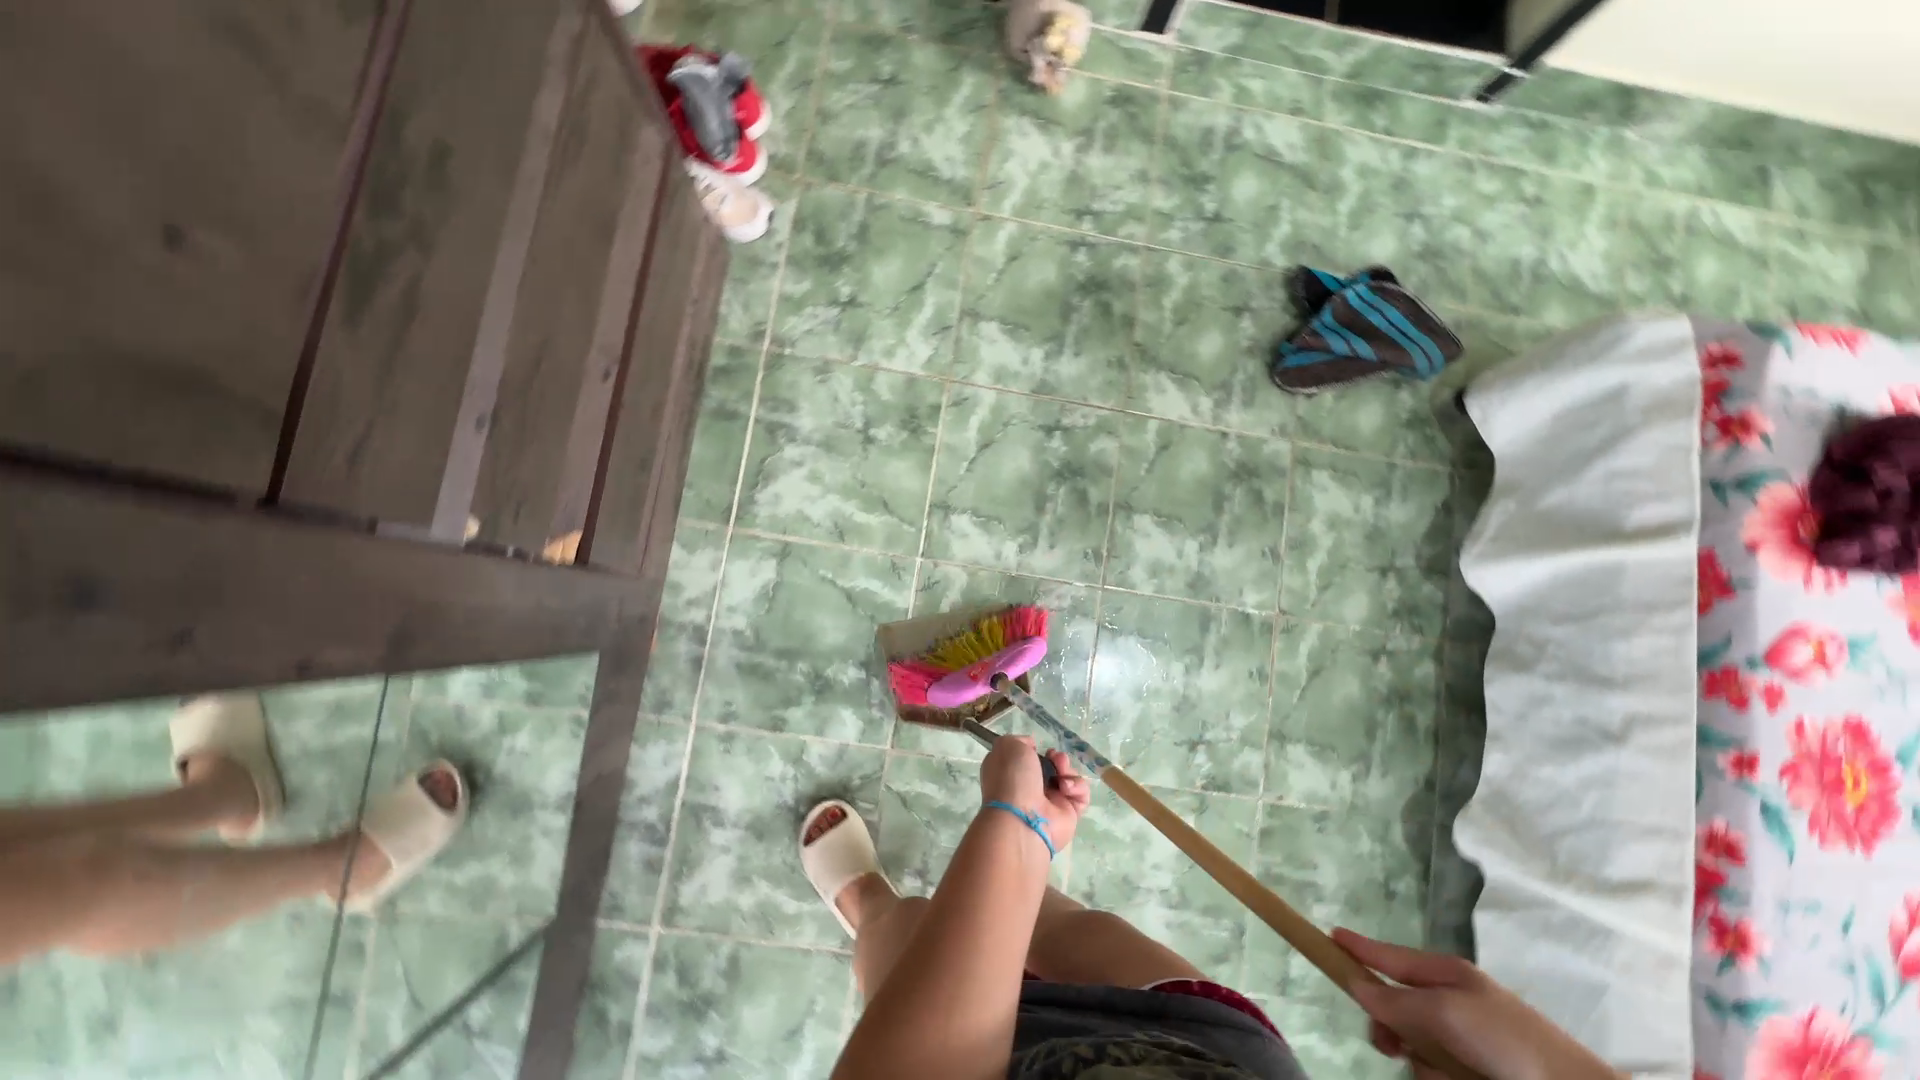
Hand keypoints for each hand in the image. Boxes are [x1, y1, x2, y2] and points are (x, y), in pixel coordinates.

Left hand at [979, 735, 1090, 852]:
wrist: (1023, 817)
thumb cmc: (1011, 778)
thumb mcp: (1007, 746)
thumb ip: (1020, 740)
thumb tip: (1032, 747)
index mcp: (1012, 774)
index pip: (1028, 759)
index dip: (1035, 750)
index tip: (1036, 747)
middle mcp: (1031, 788)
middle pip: (1053, 766)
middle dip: (1057, 758)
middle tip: (1056, 759)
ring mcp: (1051, 802)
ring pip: (1069, 777)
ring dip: (1068, 770)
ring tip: (1061, 775)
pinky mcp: (1069, 814)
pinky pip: (1081, 795)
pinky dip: (1077, 787)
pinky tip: (1066, 789)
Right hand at [1333, 929, 1624, 1079]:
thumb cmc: (1504, 1039)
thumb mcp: (1444, 1011)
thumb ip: (1394, 998)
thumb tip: (1356, 984)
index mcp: (1446, 975)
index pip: (1390, 955)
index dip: (1359, 947)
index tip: (1329, 936)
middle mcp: (1449, 1003)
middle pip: (1393, 1004)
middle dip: (1388, 1026)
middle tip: (1389, 1045)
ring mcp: (1460, 1039)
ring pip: (1409, 1043)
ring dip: (1419, 1059)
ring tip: (1446, 1073)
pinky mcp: (1468, 1070)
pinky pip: (1430, 1070)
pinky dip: (1437, 1077)